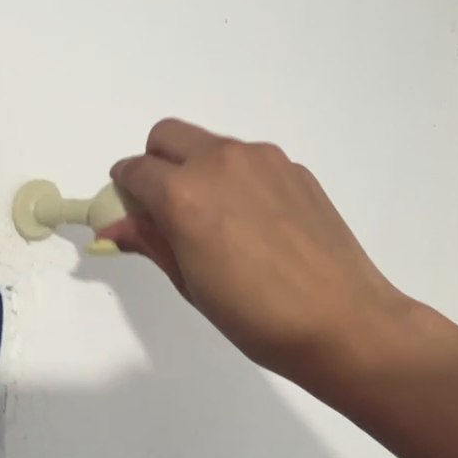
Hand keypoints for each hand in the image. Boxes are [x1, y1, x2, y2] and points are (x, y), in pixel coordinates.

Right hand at [102, 119, 424, 385]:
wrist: (342, 320)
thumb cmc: (255, 317)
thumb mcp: (191, 284)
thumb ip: (151, 242)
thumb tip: (114, 226)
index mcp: (184, 193)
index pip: (134, 170)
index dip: (124, 192)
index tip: (131, 217)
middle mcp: (220, 161)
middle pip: (167, 136)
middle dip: (155, 164)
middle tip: (166, 211)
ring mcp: (263, 160)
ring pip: (210, 145)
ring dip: (197, 170)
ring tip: (219, 224)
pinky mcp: (294, 169)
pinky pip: (248, 162)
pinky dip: (236, 180)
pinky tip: (257, 227)